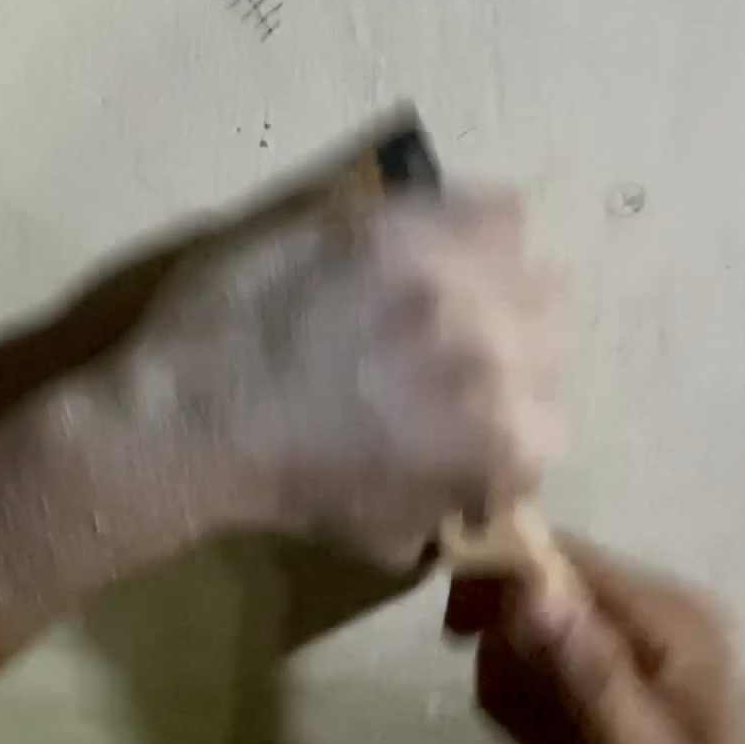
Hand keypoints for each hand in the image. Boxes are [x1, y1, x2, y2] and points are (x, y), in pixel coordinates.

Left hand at [111, 190, 563, 568]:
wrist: (192, 417)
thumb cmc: (279, 484)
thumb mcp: (383, 535)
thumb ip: (451, 510)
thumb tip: (474, 490)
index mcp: (505, 442)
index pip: (551, 426)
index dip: (498, 419)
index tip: (456, 408)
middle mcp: (500, 356)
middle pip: (552, 331)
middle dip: (502, 345)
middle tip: (437, 343)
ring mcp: (448, 282)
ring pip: (526, 264)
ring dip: (487, 282)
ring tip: (425, 291)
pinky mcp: (395, 229)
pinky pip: (483, 207)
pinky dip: (464, 223)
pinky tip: (416, 247)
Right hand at [445, 541, 744, 743]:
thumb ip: (599, 684)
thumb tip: (537, 595)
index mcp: (671, 618)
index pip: (563, 558)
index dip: (498, 577)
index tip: (458, 630)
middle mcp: (639, 615)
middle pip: (528, 584)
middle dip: (505, 647)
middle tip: (502, 700)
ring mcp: (609, 644)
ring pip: (511, 625)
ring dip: (507, 684)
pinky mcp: (583, 674)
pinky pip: (515, 658)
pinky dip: (513, 703)